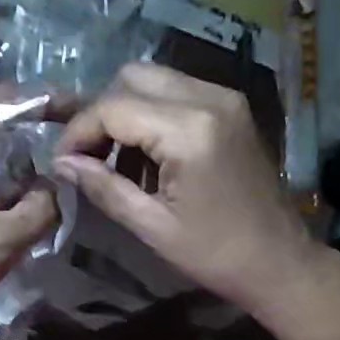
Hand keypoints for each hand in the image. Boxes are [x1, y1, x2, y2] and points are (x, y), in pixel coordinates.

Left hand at [0, 86, 59, 336]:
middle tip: (82, 157)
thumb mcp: (6, 236)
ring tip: (67, 182)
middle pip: (4, 125)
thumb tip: (59, 188)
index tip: (85, 117)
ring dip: (30, 167)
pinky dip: (15, 187)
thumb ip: (44, 205)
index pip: (7, 99)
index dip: (48, 101)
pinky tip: (37, 205)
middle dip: (43, 137)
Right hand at [52, 63, 327, 318]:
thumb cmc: (214, 254)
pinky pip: (179, 94)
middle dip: (102, 114)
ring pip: (155, 81)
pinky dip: (154, 117)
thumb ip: (104, 187)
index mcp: (188, 129)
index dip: (79, 132)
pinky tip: (149, 159)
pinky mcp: (233, 109)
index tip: (62, 162)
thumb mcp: (152, 226)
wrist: (278, 261)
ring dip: (127, 114)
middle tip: (88, 158)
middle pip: (133, 78)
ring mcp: (225, 99)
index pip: (113, 107)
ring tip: (118, 164)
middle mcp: (208, 97)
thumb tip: (62, 164)